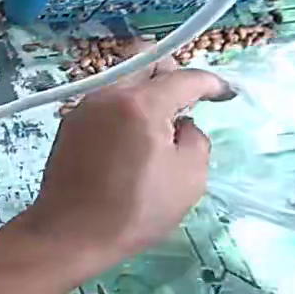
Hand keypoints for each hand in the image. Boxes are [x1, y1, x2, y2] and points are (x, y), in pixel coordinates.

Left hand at [17, 60, 228, 274]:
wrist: (69, 234)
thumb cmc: (134, 211)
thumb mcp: (188, 178)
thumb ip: (195, 138)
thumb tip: (181, 124)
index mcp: (140, 104)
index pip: (185, 77)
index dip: (212, 84)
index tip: (225, 95)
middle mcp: (107, 95)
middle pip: (145, 59)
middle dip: (172, 71)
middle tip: (185, 100)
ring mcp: (83, 108)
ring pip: (121, 79)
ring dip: (144, 89)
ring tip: (158, 124)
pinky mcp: (68, 125)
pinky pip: (103, 102)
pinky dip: (123, 107)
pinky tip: (130, 137)